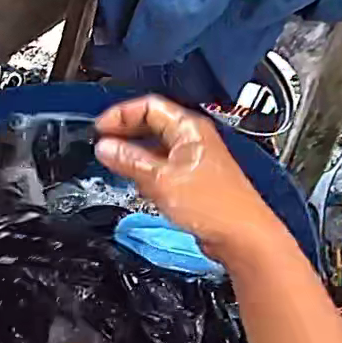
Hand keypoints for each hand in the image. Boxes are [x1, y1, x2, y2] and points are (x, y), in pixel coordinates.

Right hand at [93, 95, 284, 262]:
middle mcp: (193, 139)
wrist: (241, 236)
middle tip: (102, 143)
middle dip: (124, 132)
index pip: (148, 106)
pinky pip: (161, 166)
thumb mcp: (161, 180)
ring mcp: (193, 159)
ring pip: (155, 146)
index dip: (120, 114)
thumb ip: (129, 161)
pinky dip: (144, 170)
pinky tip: (135, 181)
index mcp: (189, 128)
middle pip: (151, 124)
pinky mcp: (192, 180)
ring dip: (133, 152)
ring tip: (113, 161)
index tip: (100, 128)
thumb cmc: (216, 206)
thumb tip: (105, 147)